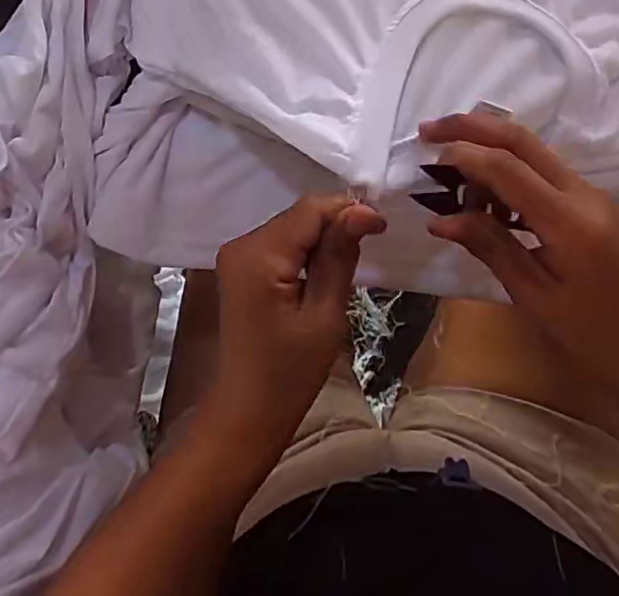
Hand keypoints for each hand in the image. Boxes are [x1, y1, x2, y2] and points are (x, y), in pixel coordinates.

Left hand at [209, 194, 386, 446]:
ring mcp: (236, 254)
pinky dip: (304, 249)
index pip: (308, 211)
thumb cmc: (291, 373)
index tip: (383, 225)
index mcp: (258, 255)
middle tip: (373, 241)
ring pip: (290, 227)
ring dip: (321, 236)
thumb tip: (362, 211)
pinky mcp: (238, 265)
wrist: (248, 409)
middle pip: (297, 216)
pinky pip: (278, 243)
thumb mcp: (325, 315)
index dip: (347, 210)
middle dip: (335, 223)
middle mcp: (240, 244)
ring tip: (352, 256)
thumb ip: (339, 257)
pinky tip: (323, 267)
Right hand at [418, 112, 618, 409]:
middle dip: (470, 127)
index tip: (426, 163)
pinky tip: (481, 196)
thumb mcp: (534, 297)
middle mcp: (583, 194)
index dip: (463, 156)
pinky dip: (504, 169)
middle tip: (427, 131)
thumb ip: (488, 247)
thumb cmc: (595, 336)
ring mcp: (589, 194)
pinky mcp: (587, 202)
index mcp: (570, 222)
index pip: (508, 167)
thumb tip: (439, 219)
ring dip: (485, 147)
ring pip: (530, 149)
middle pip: (520, 140)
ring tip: (448, 176)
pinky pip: (539, 170)